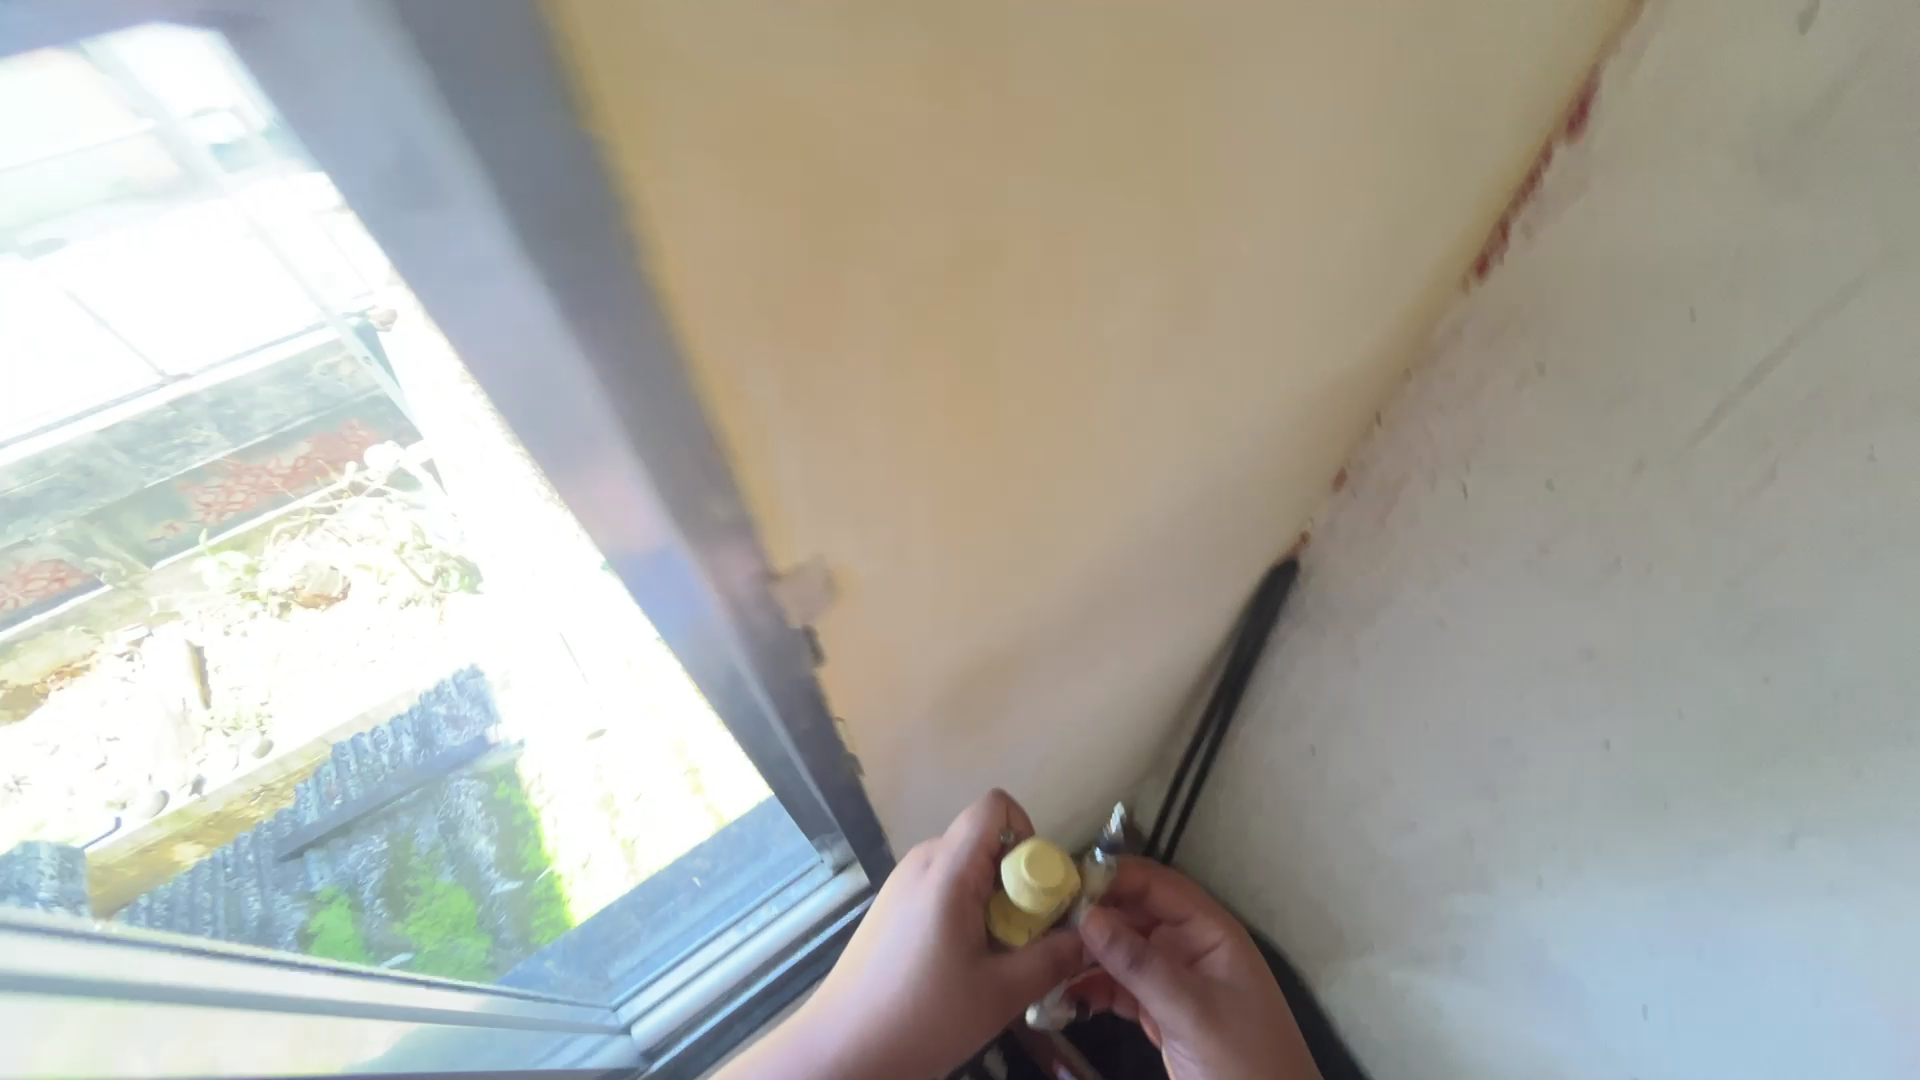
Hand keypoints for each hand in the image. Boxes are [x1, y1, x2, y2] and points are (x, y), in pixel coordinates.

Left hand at [720, 790, 1085, 1078]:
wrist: (841, 1051)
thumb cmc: (922, 1017)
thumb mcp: (1001, 994)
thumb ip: (1052, 958)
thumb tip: (1089, 936)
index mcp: (947, 868)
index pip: (995, 807)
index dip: (1027, 834)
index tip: (1038, 891)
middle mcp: (923, 861)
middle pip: (985, 840)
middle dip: (1017, 881)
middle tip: (1025, 938)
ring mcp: (904, 882)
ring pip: (966, 867)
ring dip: (993, 901)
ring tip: (995, 958)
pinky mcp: (893, 905)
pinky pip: (944, 886)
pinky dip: (966, 911)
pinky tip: (962, 964)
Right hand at [1070, 858, 1320, 1079]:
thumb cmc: (1246, 1065)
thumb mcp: (1191, 1012)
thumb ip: (1139, 964)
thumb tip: (1086, 914)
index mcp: (1208, 930)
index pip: (1155, 884)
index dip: (1113, 876)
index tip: (1066, 881)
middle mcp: (1188, 945)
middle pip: (1132, 913)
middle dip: (1091, 915)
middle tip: (1043, 919)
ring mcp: (1173, 979)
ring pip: (1120, 949)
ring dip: (1086, 952)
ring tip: (1045, 955)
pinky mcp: (1159, 1011)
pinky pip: (1119, 986)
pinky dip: (1092, 987)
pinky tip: (1063, 992)